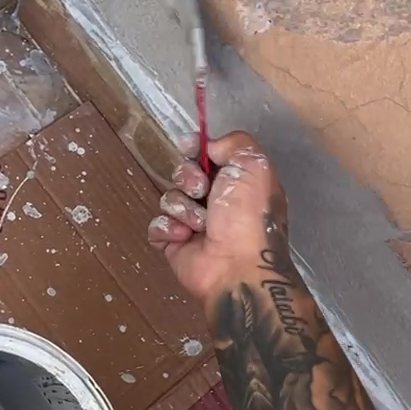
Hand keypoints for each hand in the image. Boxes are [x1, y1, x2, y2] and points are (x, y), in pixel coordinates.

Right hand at [146, 131, 286, 303]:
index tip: (191, 149)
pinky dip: (167, 228)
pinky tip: (183, 237)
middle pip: (182, 174)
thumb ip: (234, 143)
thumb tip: (208, 147)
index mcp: (236, 183)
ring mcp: (192, 223)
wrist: (236, 266)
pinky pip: (155, 225)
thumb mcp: (255, 167)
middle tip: (201, 192)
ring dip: (182, 209)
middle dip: (187, 179)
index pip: (206, 155)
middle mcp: (215, 201)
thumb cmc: (248, 217)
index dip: (195, 150)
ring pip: (168, 198)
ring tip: (199, 225)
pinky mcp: (173, 243)